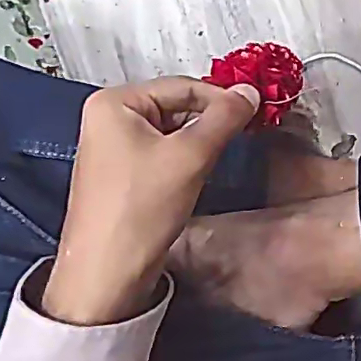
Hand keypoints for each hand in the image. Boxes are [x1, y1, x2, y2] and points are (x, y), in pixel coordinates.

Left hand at [41, 78, 260, 324]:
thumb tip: (249, 92)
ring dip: (200, 140)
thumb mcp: (191, 155)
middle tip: (241, 134)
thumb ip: (224, 117)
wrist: (107, 274)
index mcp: (113, 102)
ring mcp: (113, 145)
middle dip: (210, 121)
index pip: (183, 86)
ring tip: (219, 156)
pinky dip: (186, 156)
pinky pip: (164, 149)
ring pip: (173, 129)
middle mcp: (108, 117)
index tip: (252, 112)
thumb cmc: (140, 209)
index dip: (221, 99)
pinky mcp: (123, 170)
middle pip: (177, 105)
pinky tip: (198, 172)